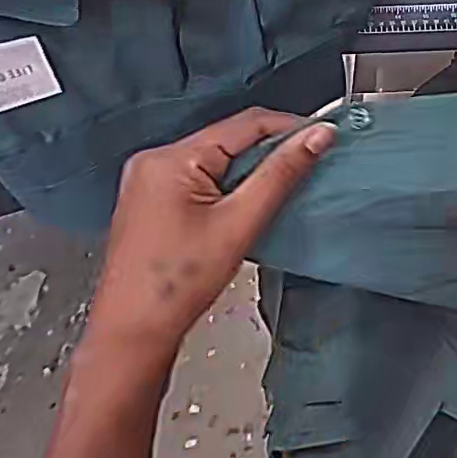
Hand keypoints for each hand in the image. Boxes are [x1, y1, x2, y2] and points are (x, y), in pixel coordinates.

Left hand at [86, 108, 335, 357]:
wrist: (132, 333)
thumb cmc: (179, 284)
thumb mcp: (241, 222)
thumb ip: (282, 172)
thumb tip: (318, 135)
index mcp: (172, 159)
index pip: (246, 123)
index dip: (291, 127)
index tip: (325, 138)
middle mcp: (156, 159)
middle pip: (232, 136)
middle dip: (274, 147)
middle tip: (312, 162)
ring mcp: (151, 177)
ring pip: (221, 154)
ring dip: (256, 165)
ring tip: (287, 182)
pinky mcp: (155, 196)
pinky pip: (205, 172)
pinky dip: (234, 180)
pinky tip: (252, 198)